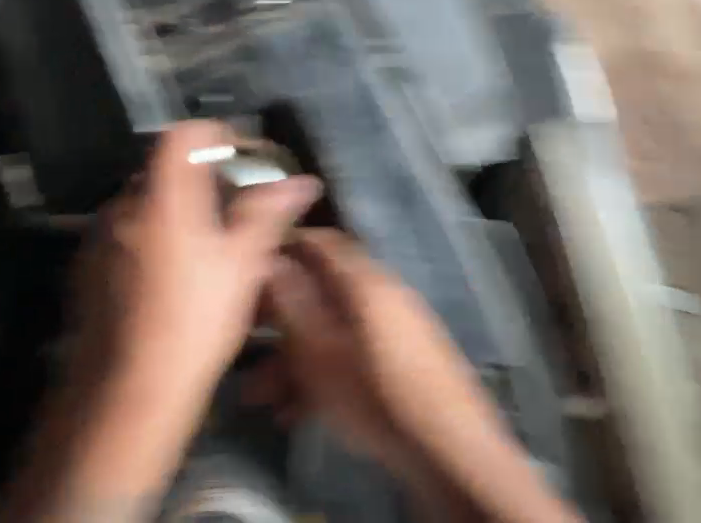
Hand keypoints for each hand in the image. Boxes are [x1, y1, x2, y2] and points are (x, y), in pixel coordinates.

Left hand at [70, 120, 321, 416]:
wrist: (129, 387)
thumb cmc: (194, 321)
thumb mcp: (242, 266)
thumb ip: (266, 213)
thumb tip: (299, 181)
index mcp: (162, 195)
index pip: (184, 134)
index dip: (215, 136)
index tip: (241, 158)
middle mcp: (124, 204)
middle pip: (164, 168)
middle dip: (199, 180)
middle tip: (231, 210)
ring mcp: (100, 234)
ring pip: (144, 204)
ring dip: (174, 212)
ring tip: (205, 249)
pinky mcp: (87, 264)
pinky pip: (124, 234)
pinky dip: (149, 240)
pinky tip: (169, 278)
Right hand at [247, 230, 581, 522]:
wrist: (454, 458)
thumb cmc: (377, 396)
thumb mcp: (319, 351)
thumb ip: (291, 303)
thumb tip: (268, 260)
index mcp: (365, 282)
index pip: (319, 242)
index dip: (281, 248)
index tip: (248, 267)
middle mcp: (383, 297)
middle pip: (320, 292)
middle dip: (279, 319)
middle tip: (245, 336)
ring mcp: (397, 333)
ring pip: (332, 331)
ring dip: (293, 359)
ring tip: (261, 397)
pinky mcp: (405, 367)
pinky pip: (352, 357)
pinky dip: (323, 377)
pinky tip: (295, 413)